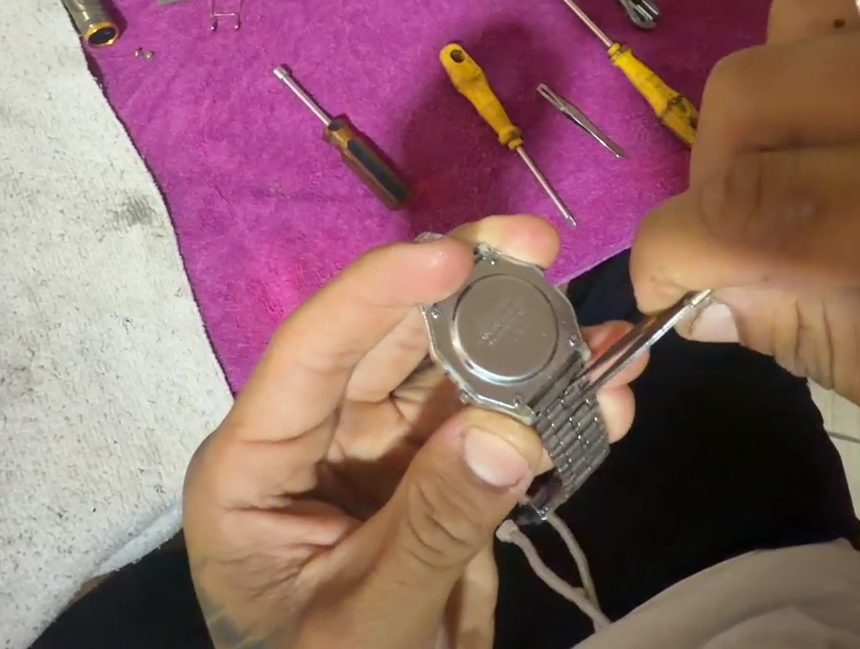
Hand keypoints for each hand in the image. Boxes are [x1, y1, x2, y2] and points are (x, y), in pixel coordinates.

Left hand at [183, 216, 642, 648]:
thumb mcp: (365, 628)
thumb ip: (430, 531)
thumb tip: (509, 432)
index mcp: (256, 461)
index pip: (314, 349)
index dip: (381, 291)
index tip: (454, 258)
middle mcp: (318, 433)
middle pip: (391, 338)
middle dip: (467, 292)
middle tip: (536, 247)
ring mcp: (382, 447)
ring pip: (452, 370)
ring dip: (524, 347)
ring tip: (598, 334)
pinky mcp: (435, 466)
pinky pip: (492, 420)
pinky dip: (547, 405)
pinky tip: (602, 391)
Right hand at [630, 0, 859, 632]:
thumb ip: (836, 349)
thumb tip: (704, 291)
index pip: (769, 202)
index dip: (677, 244)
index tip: (660, 287)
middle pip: (759, 88)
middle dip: (717, 177)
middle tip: (756, 246)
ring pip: (803, 16)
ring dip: (778, 110)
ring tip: (830, 177)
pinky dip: (846, 58)